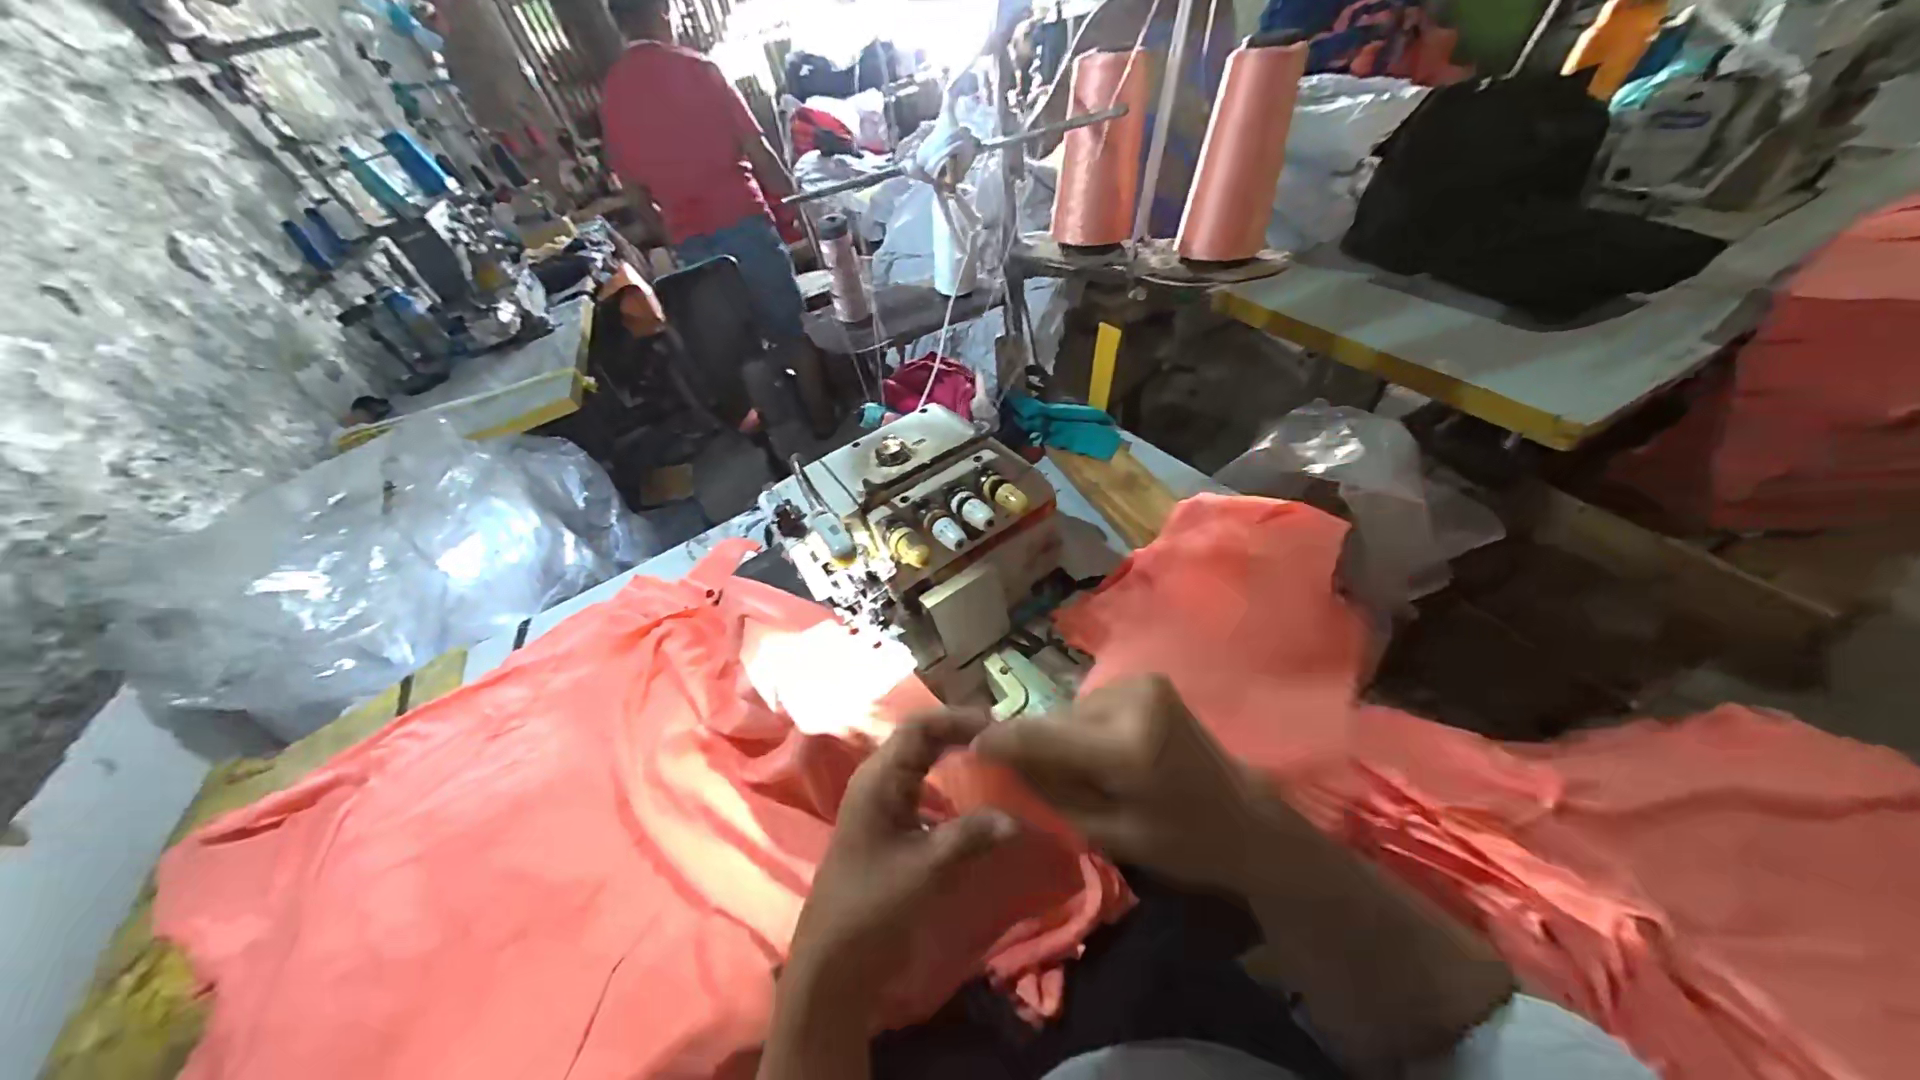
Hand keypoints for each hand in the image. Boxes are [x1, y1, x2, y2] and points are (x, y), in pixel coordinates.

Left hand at [784, 711, 1019, 1011]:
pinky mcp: (885, 822)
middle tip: (1003, 738)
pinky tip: (972, 795)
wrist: (832, 961)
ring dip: (953, 753)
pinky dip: (947, 780)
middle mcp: (876, 779)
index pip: (920, 726)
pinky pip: (919, 785)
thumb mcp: (926, 868)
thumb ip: (970, 835)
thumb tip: (1016, 816)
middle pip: (920, 737)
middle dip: (959, 732)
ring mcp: (878, 800)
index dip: (958, 718)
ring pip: (919, 760)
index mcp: (879, 778)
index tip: (1000, 725)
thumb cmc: (872, 907)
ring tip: (994, 758)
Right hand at [973, 674, 1289, 890]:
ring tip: (1083, 770)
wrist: (1246, 817)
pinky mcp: (1145, 679)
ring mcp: (1142, 682)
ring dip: (1063, 738)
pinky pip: (1090, 705)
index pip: (1042, 736)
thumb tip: (999, 763)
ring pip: (1070, 712)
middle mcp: (1133, 699)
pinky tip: (1104, 752)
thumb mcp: (1108, 834)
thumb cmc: (1183, 843)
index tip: (968, 746)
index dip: (999, 740)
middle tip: (1028, 776)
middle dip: (1036, 746)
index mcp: (1128, 747)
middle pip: (1055, 721)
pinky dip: (1084, 728)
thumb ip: (1050, 795)